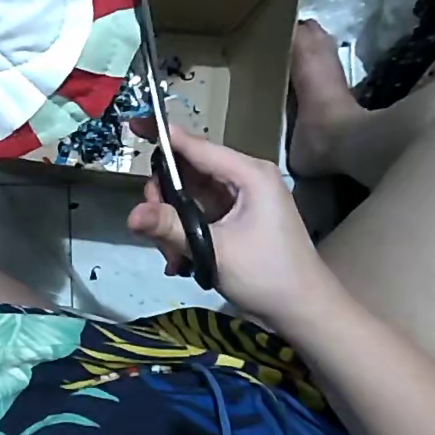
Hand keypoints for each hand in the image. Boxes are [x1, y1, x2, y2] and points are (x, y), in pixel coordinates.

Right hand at [125, 118, 338, 327]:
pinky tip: (179, 260)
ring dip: (170, 223)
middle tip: (154, 229)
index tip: (132, 123)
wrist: (303, 311)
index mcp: (249, 175)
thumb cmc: (266, 274)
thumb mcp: (213, 249)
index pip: (196, 146)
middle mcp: (244, 179)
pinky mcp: (233, 218)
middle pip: (186, 172)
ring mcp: (238, 199)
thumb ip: (170, 227)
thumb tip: (131, 214)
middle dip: (163, 199)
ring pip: (186, 196)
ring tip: (172, 256)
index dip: (163, 135)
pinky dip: (181, 233)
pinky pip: (195, 215)